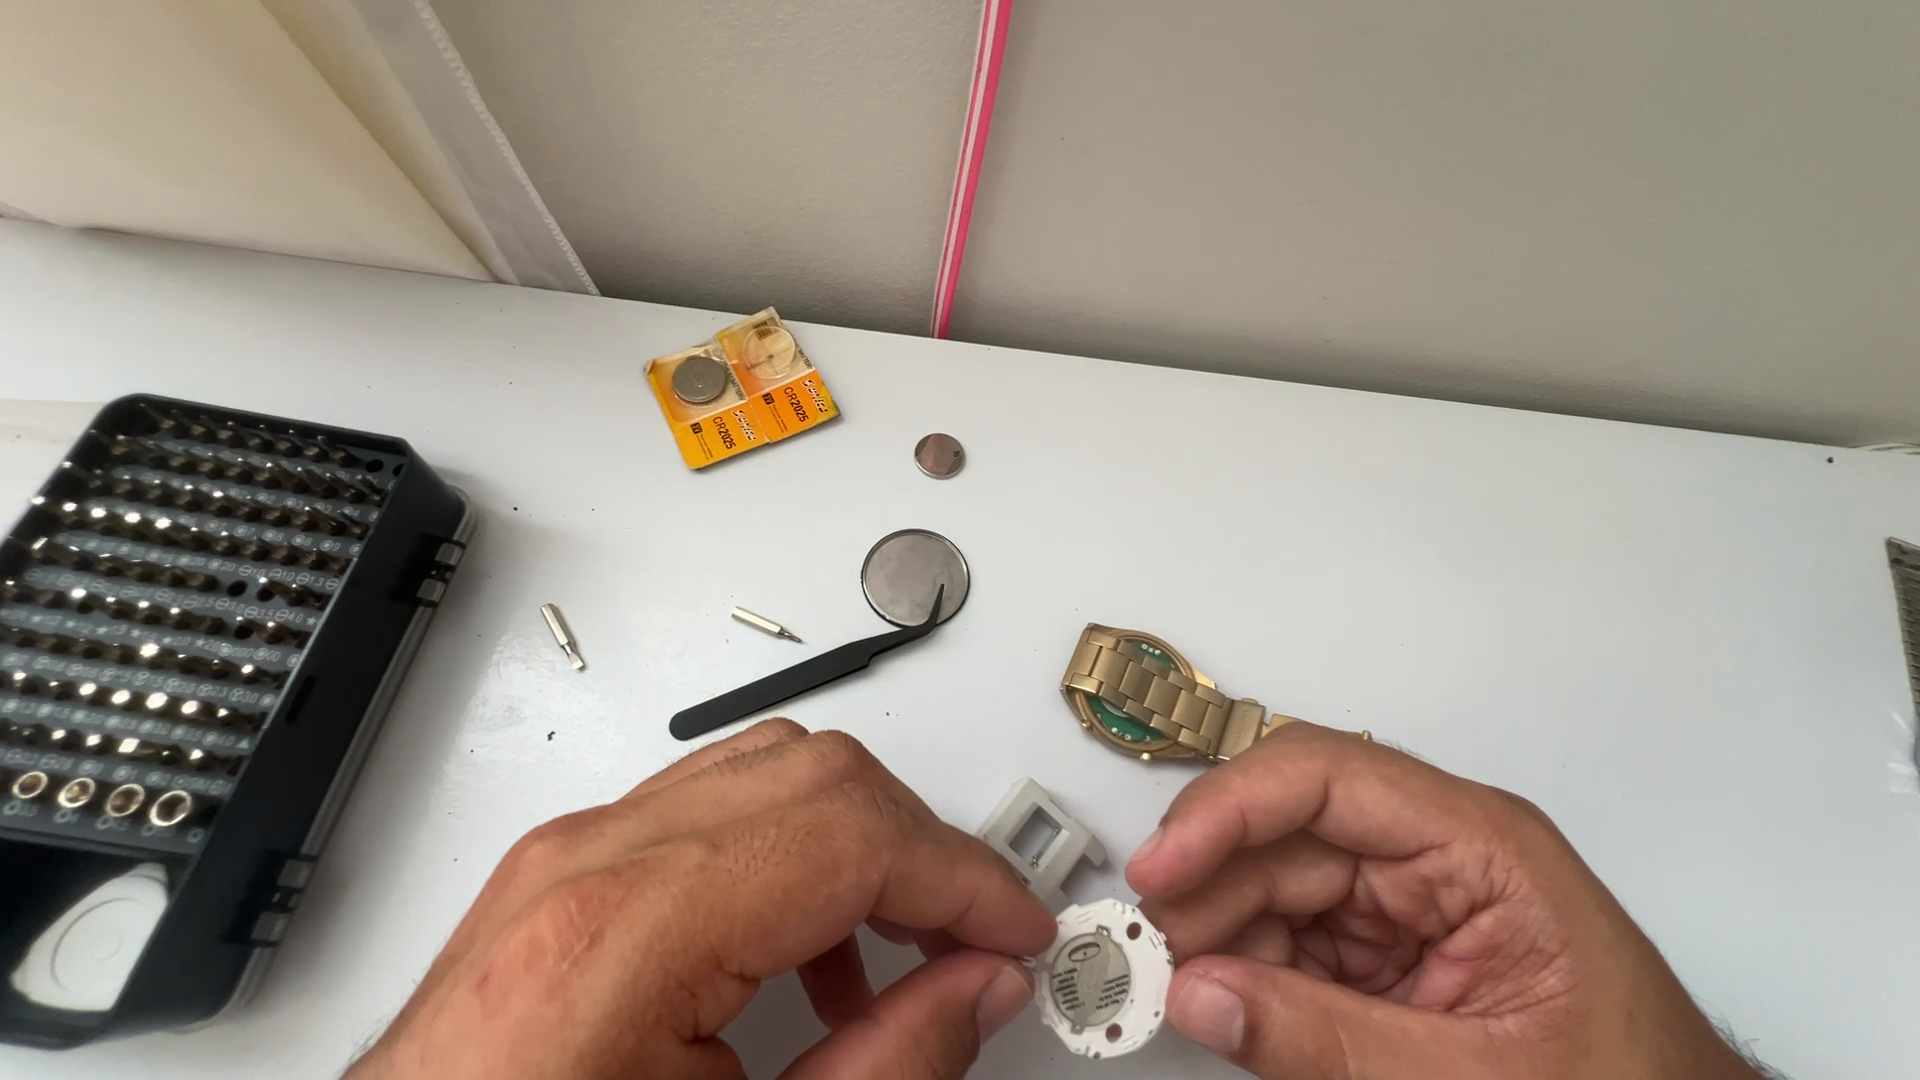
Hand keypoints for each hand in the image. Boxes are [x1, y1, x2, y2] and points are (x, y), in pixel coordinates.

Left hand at [347, 719, 1053, 1079]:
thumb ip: (887, 1066)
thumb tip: (982, 984)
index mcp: (627, 935)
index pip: (850, 834)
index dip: (961, 876)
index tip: (1017, 925)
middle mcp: (594, 859)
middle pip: (820, 773)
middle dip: (921, 846)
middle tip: (973, 932)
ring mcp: (575, 848)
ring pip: (775, 765)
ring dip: (862, 836)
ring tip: (899, 942)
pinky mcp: (571, 862)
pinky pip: (720, 802)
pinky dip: (797, 845)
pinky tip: (807, 943)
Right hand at [1127, 722, 1765, 1078]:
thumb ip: (1328, 1045)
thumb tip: (1193, 995)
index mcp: (1473, 842)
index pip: (1323, 775)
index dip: (1229, 808)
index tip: (1163, 869)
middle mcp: (1424, 845)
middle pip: (1282, 822)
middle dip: (1209, 874)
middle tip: (1152, 939)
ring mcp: (1396, 890)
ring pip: (1269, 873)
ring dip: (1217, 920)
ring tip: (1178, 977)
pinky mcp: (1377, 938)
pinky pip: (1285, 925)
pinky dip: (1243, 958)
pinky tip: (1225, 993)